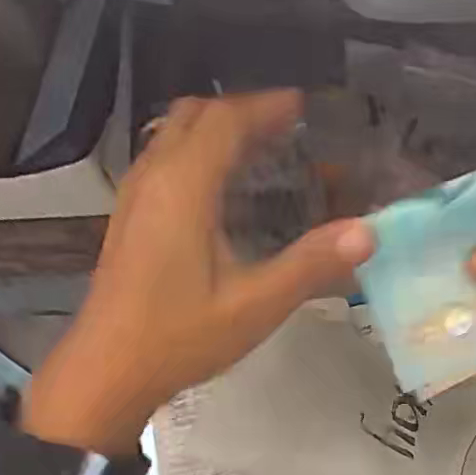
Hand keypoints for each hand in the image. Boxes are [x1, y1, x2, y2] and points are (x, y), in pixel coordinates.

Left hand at [24, 90, 375, 452]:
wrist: (109, 369)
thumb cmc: (181, 337)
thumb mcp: (255, 306)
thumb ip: (310, 266)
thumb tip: (366, 233)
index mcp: (184, 187)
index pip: (226, 120)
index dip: (267, 106)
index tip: (305, 106)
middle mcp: (154, 178)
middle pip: (196, 116)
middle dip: (242, 112)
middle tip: (287, 128)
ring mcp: (135, 198)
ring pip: (175, 138)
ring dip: (218, 133)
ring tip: (261, 154)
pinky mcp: (130, 221)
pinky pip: (166, 164)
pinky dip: (199, 158)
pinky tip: (223, 196)